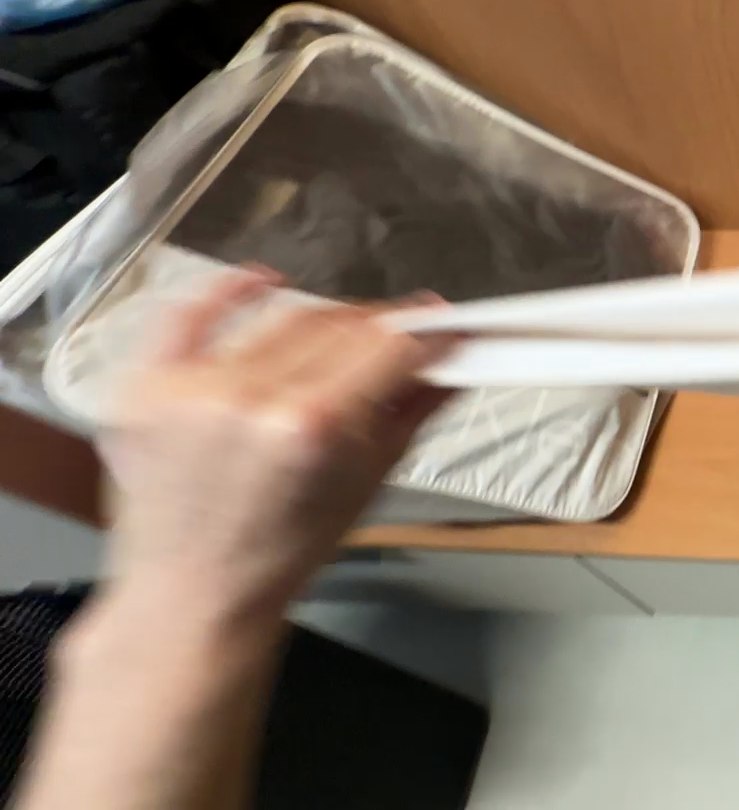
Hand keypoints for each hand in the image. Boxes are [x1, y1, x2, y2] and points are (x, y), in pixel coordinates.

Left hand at [96, 268, 456, 628]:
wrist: (194, 592)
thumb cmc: (290, 545)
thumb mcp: (377, 473)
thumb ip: (420, 405)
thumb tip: (457, 362)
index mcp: (315, 424)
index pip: (395, 348)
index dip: (435, 333)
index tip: (455, 328)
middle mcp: (251, 398)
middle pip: (348, 328)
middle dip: (395, 324)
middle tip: (420, 328)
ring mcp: (193, 390)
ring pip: (290, 322)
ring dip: (340, 318)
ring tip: (364, 328)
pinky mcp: (147, 390)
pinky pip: (188, 320)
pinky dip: (228, 293)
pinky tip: (265, 280)